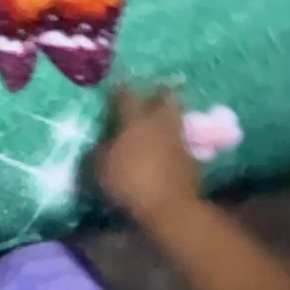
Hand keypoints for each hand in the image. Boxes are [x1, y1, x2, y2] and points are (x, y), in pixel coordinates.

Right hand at [95, 87, 204, 222]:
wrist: (168, 207)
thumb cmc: (128, 182)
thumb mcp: (99, 168)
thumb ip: (98, 151)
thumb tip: (99, 143)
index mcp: (134, 120)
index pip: (126, 95)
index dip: (119, 87)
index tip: (114, 83)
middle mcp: (159, 123)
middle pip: (164, 98)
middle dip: (157, 93)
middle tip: (150, 94)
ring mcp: (179, 139)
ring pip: (176, 117)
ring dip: (167, 115)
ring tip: (157, 121)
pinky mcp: (191, 158)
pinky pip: (180, 140)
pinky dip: (172, 139)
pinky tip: (164, 146)